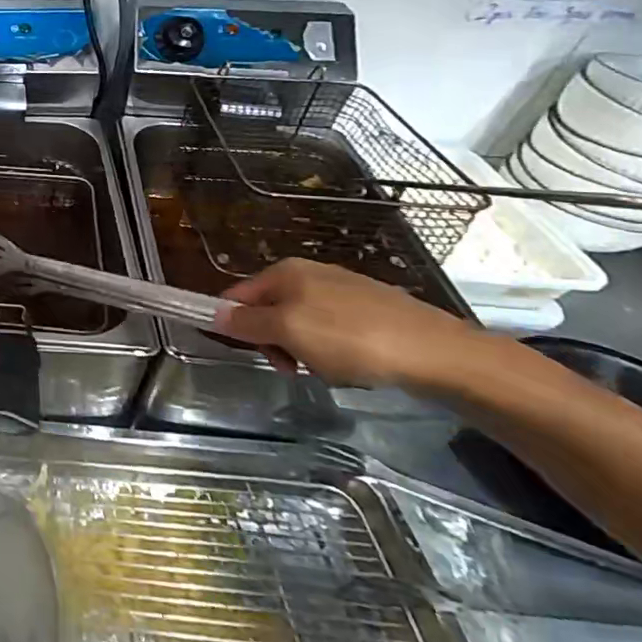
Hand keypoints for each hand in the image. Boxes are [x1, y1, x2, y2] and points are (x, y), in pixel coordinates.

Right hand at [212, 258, 492, 389]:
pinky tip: (349, 366)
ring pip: (298, 324)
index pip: (239, 295)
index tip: (252, 356)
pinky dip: (330, 351)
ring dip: (303, 350)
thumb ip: (248, 323)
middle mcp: (308, 273)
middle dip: (274, 342)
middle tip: (293, 368)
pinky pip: (327, 330)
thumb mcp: (289, 331)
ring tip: (327, 369)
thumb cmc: (349, 338)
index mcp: (285, 272)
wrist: (426, 348)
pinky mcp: (362, 307)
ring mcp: (338, 289)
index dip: (236, 326)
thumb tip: (214, 313)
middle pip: (268, 310)